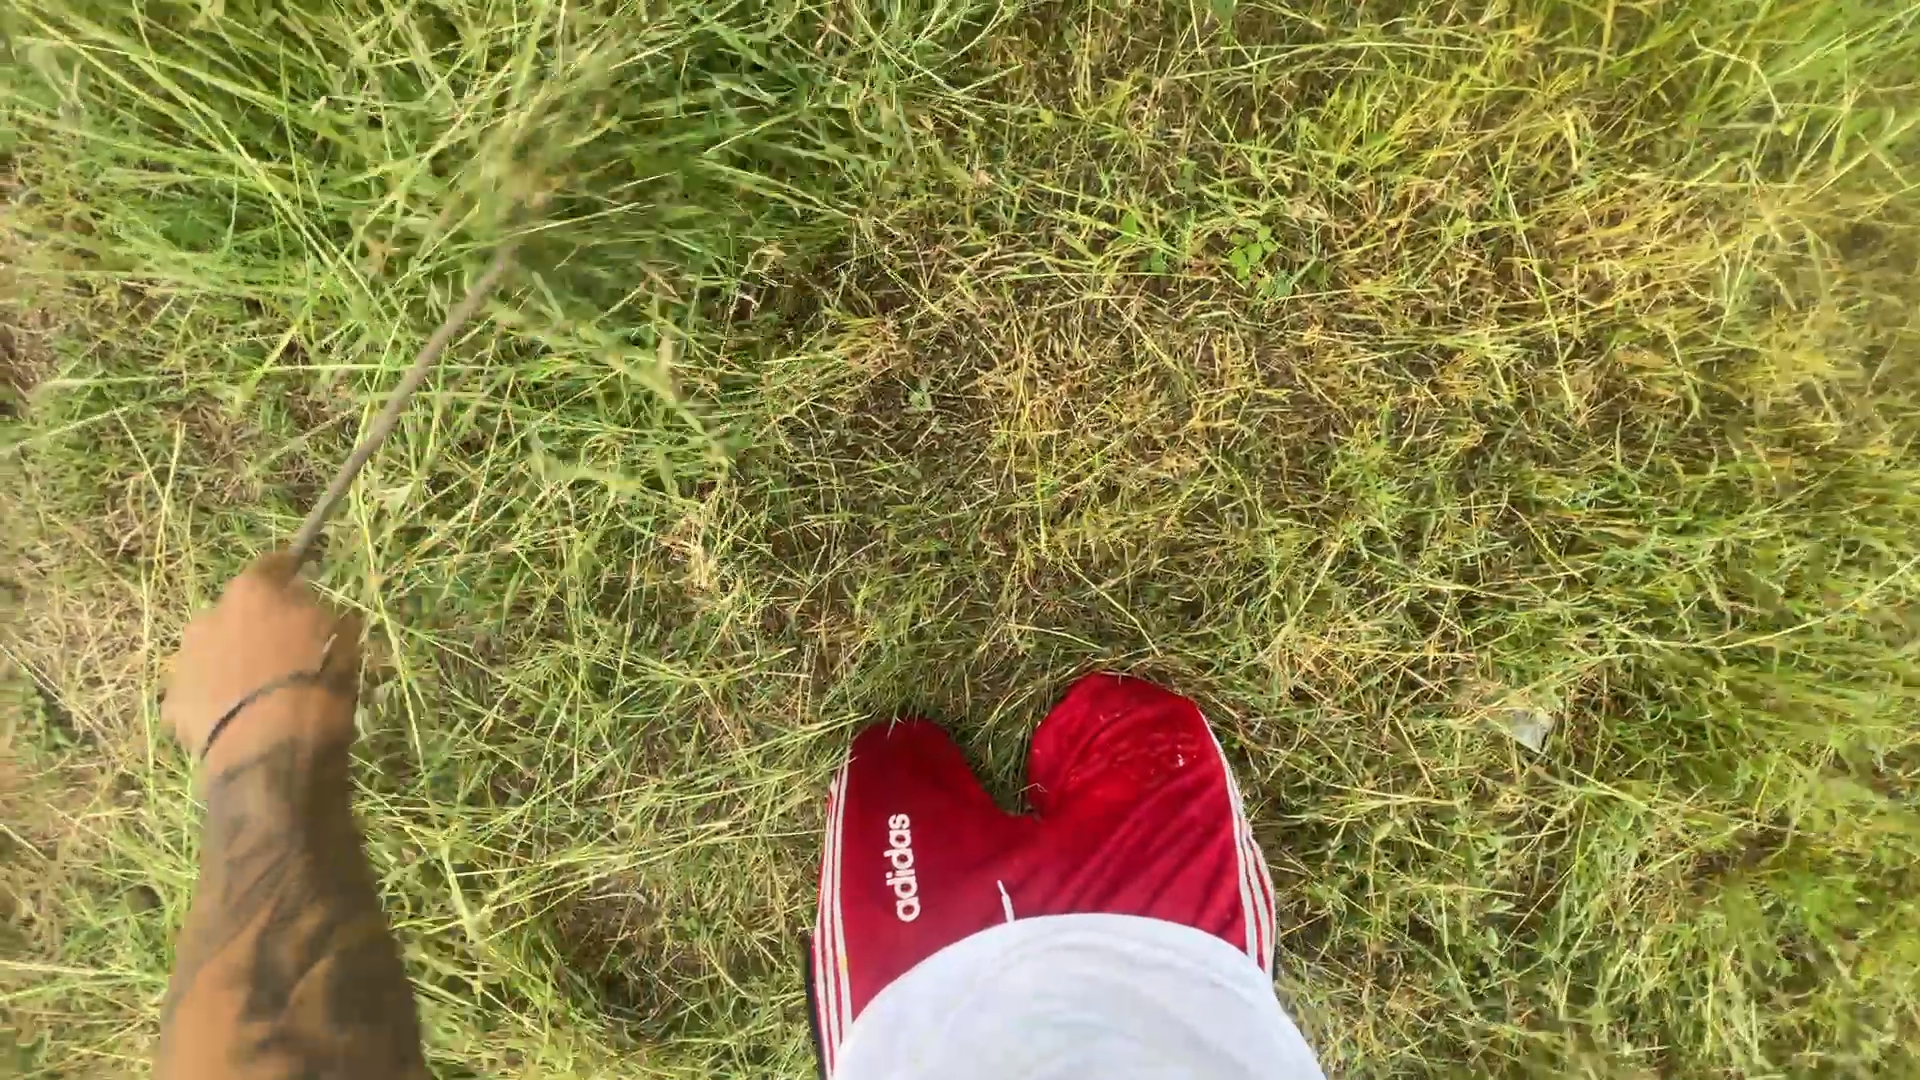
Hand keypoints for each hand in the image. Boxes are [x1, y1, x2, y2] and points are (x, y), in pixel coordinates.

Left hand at [163, 552, 361, 760]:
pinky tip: (246, 706)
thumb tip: (328, 611)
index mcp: (254, 594)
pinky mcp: (174, 698)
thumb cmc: (318, 677)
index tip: (304, 571)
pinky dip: (222, 688)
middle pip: (237, 608)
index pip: (272, 565)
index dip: (291, 568)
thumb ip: (329, 616)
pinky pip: (204, 684)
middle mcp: (209, 617)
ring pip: (216, 647)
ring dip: (237, 653)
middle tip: (289, 635)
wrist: (271, 740)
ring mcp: (185, 659)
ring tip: (266, 676)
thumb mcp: (344, 638)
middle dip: (259, 617)